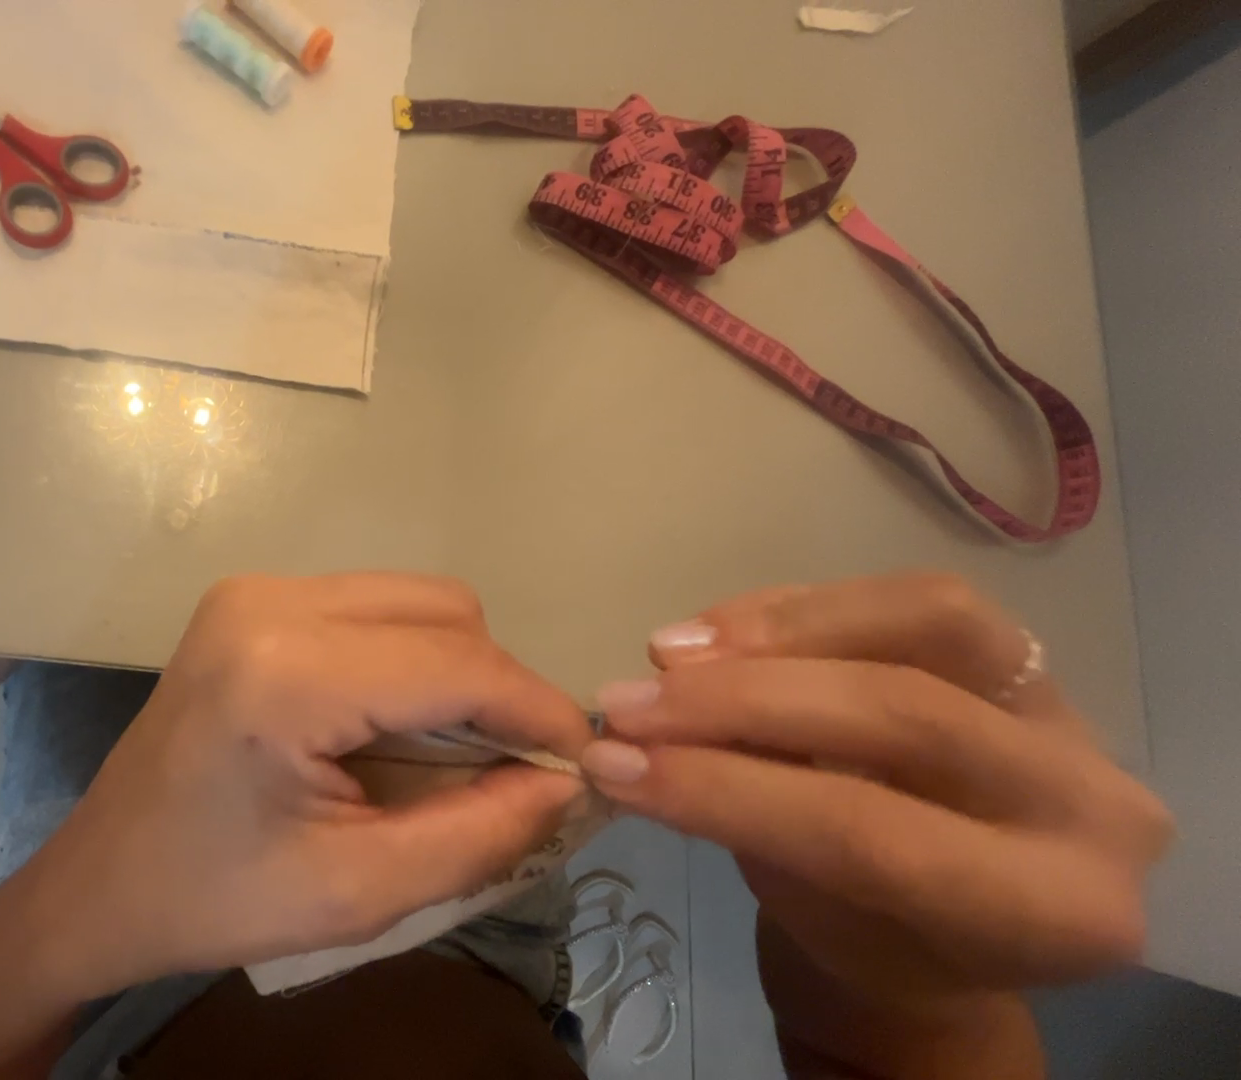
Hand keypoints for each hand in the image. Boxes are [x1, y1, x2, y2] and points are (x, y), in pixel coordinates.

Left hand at [15, 573, 592, 997]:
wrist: (102, 879)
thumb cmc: (217, 898)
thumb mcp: (360, 891)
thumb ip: (479, 832)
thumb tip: (564, 779)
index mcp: (287, 671)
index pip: (457, 665)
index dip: (535, 709)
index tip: (581, 760)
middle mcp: (269, 602)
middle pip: (442, 611)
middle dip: (493, 687)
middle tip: (506, 769)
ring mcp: (253, 590)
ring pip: (410, 600)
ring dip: (452, 668)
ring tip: (447, 752)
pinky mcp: (248, 599)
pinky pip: (368, 607)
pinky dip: (405, 656)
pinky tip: (390, 721)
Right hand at [579, 573, 1172, 1006]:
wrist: (935, 911)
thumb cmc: (859, 926)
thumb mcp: (800, 905)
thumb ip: (733, 820)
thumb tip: (625, 748)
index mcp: (1049, 912)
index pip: (866, 831)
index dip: (722, 787)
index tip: (609, 763)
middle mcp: (1091, 807)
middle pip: (897, 711)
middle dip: (734, 699)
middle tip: (627, 703)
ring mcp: (1066, 715)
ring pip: (928, 620)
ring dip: (772, 628)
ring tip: (667, 650)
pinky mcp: (1023, 658)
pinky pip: (908, 600)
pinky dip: (790, 607)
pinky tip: (709, 633)